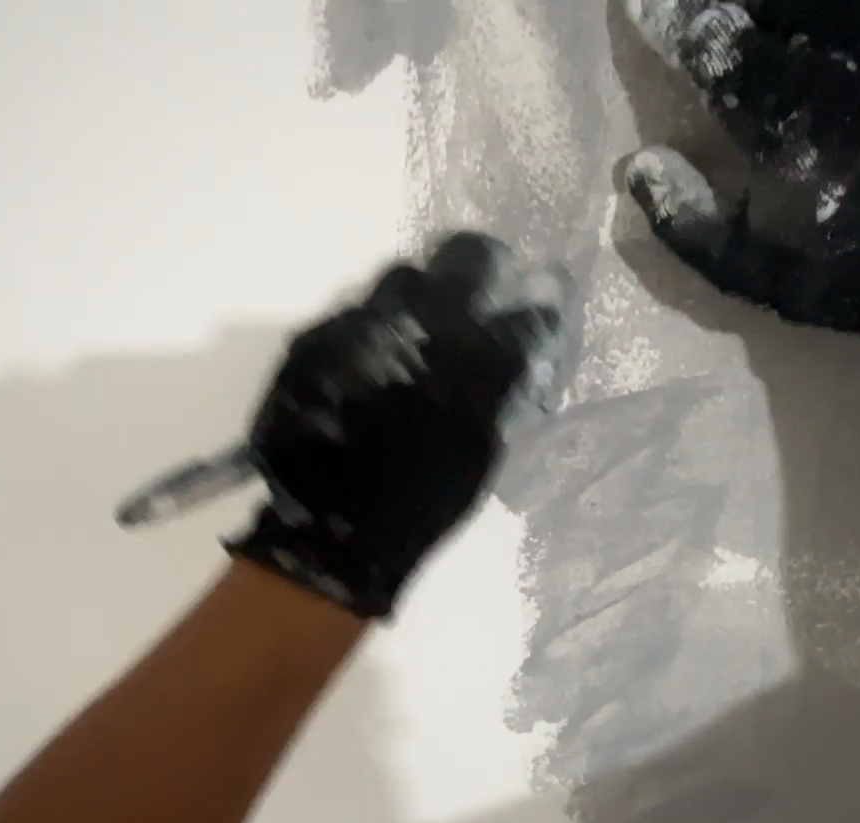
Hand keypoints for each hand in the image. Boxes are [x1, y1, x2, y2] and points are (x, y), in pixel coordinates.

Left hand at [229, 232, 569, 616]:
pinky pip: (353, 310)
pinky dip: (369, 329)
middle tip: (481, 292)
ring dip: (419, 296)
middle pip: (467, 254)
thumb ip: (500, 395)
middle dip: (483, 267)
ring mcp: (364, 322)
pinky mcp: (316, 335)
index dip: (543, 304)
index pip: (533, 308)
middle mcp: (425, 324)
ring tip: (414, 332)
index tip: (540, 309)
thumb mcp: (480, 455)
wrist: (326, 531)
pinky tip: (366, 361)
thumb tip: (514, 360)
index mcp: (479, 363)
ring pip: (403, 274)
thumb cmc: (418, 508)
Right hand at [623, 0, 859, 386]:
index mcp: (785, 126)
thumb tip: (637, 166)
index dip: (679, 25)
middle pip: (779, 6)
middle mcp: (841, 70)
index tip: (645, 5)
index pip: (720, 56)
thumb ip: (686, 221)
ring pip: (841, 0)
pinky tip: (849, 13)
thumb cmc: (843, 273)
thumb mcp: (749, 271)